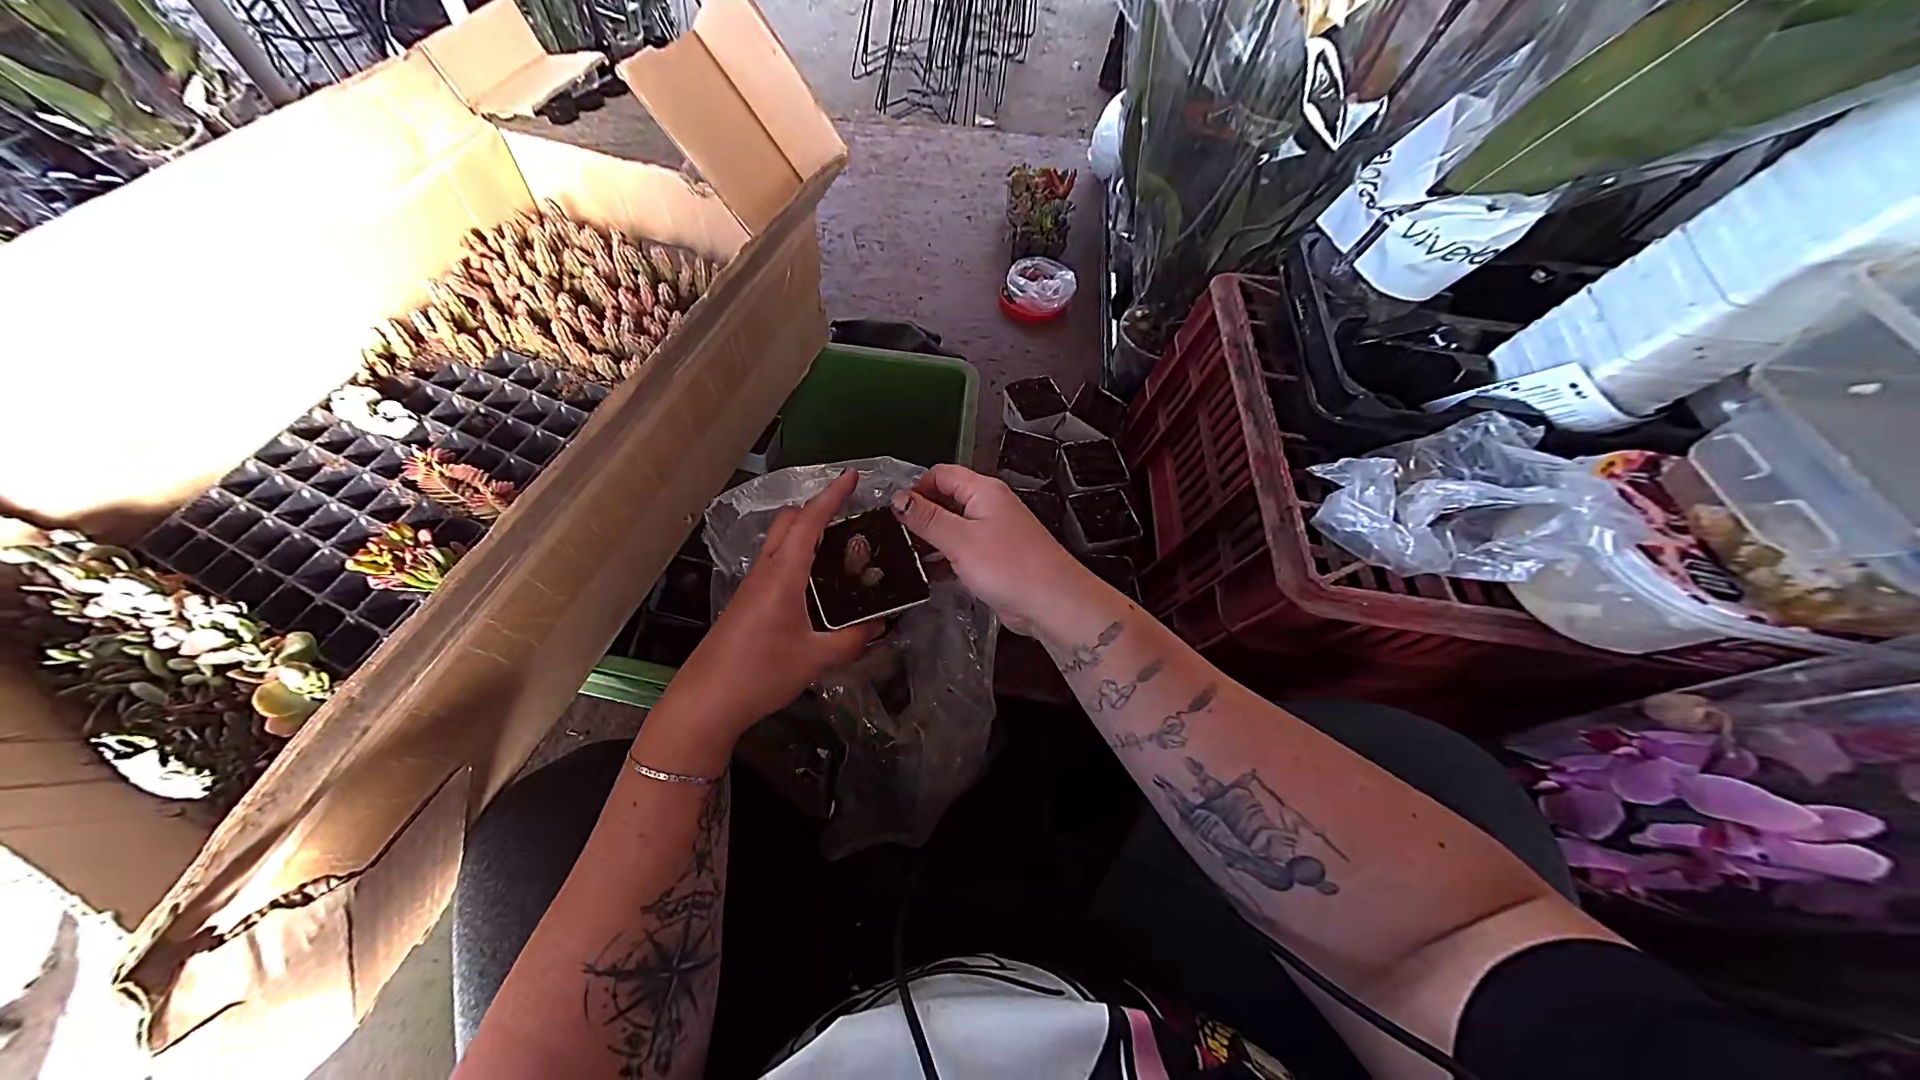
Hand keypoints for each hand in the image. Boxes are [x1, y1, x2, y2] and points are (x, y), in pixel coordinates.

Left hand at [664, 470, 881, 735]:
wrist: (706, 701)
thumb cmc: (760, 674)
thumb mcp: (816, 659)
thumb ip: (853, 639)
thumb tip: (880, 624)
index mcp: (783, 575)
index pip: (809, 522)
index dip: (832, 496)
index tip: (851, 477)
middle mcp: (765, 572)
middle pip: (789, 522)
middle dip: (818, 508)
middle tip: (850, 514)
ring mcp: (752, 586)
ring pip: (780, 542)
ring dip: (807, 532)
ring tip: (841, 545)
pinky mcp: (747, 601)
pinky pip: (776, 563)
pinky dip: (798, 556)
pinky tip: (816, 582)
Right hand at [891, 464, 1100, 635]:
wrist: (1052, 603)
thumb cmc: (1010, 566)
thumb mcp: (960, 539)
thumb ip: (927, 518)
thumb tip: (898, 498)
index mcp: (983, 491)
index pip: (941, 473)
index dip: (916, 488)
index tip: (894, 511)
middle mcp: (989, 506)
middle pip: (945, 499)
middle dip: (920, 514)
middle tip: (895, 536)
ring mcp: (992, 533)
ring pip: (953, 527)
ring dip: (931, 539)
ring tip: (905, 556)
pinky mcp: (994, 558)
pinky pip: (962, 550)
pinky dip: (945, 558)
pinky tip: (928, 573)